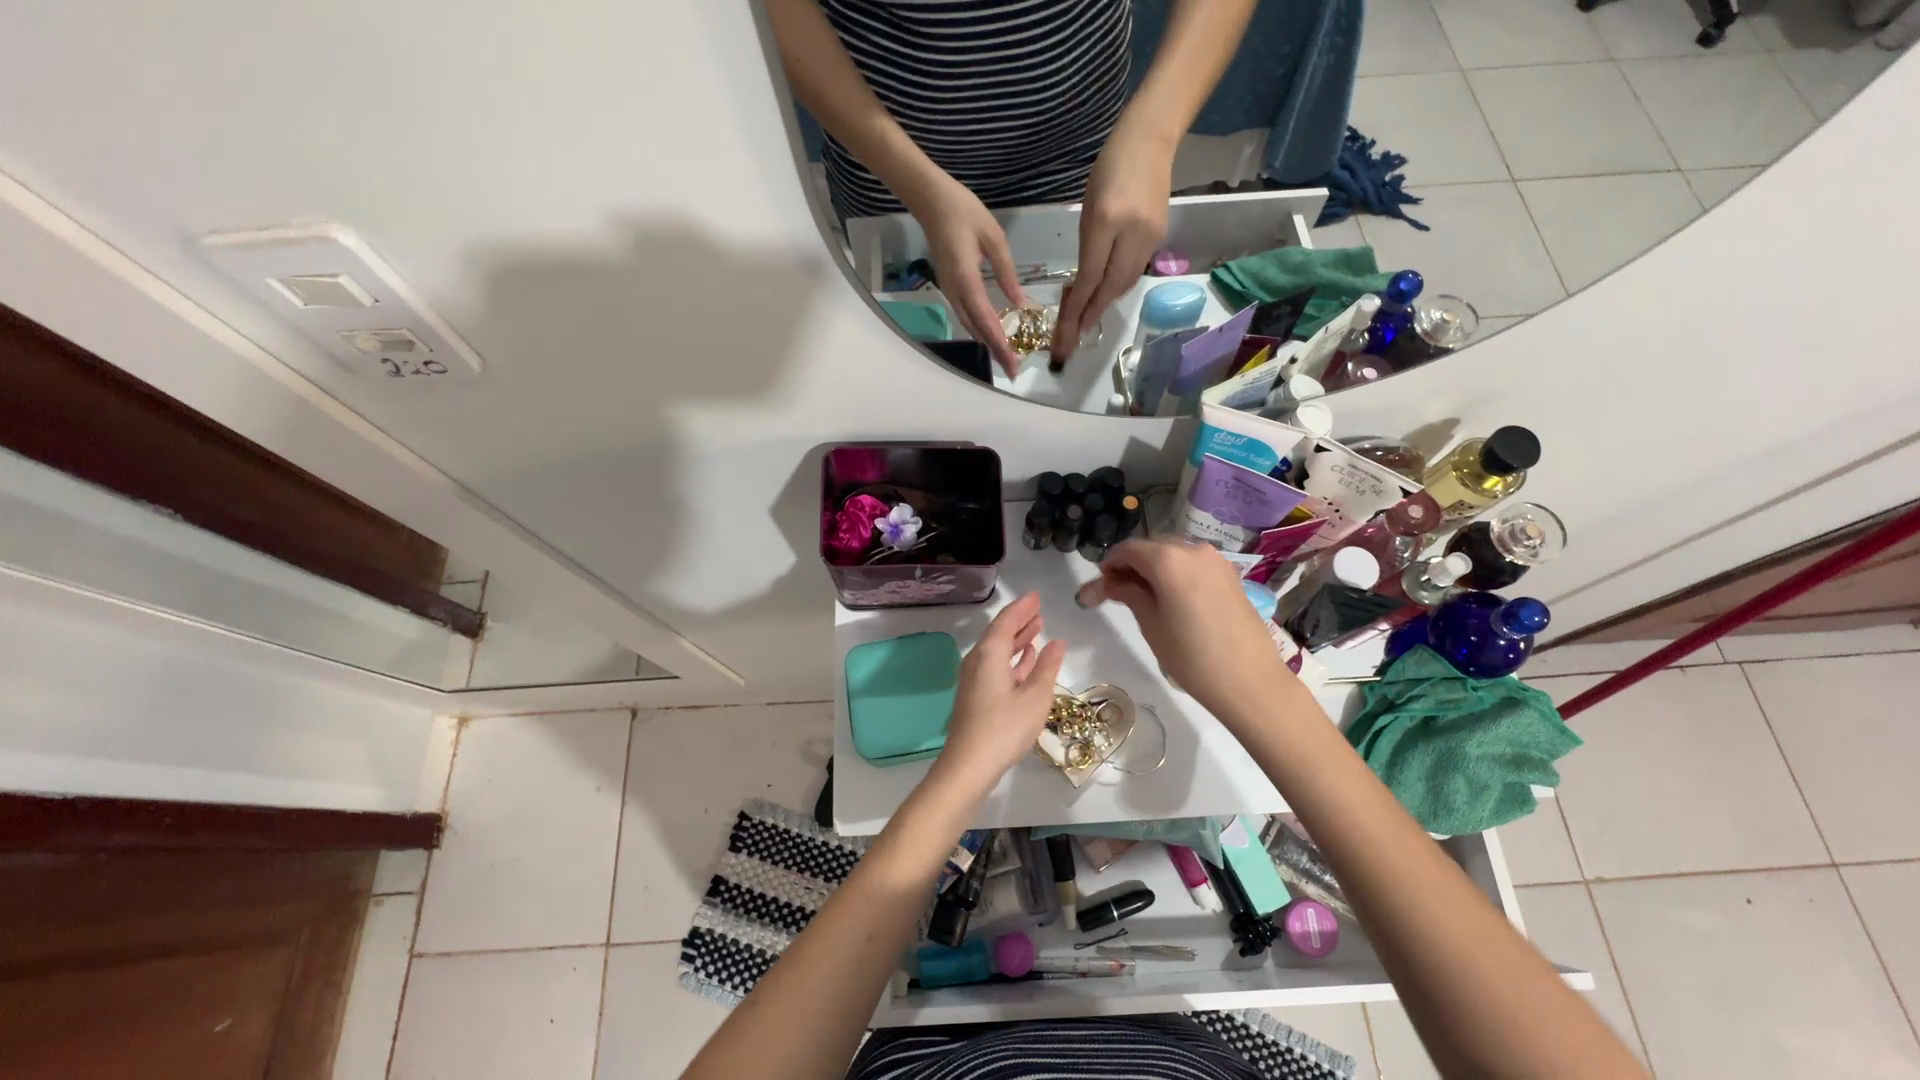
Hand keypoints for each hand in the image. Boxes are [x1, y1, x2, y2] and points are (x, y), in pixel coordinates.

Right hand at [897, 170, 1029, 376]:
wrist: (931, 201)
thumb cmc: (964, 212)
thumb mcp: (994, 238)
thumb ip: (1006, 272)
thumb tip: (1019, 303)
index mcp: (966, 278)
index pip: (985, 319)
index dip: (999, 343)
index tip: (1012, 362)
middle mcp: (955, 290)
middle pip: (976, 328)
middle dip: (994, 351)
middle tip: (1012, 370)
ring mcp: (949, 289)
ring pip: (969, 324)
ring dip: (987, 342)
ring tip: (1004, 358)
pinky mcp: (950, 286)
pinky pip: (966, 314)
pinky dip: (980, 329)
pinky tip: (992, 334)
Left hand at [934, 592, 1067, 792]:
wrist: (969, 764)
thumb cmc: (1005, 727)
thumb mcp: (1035, 696)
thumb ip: (1048, 666)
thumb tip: (1058, 642)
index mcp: (990, 654)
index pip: (1006, 621)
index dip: (1022, 608)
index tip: (1036, 597)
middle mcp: (978, 661)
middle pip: (999, 633)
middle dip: (1019, 621)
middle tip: (1038, 610)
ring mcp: (974, 679)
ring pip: (997, 651)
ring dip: (1017, 640)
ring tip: (1036, 630)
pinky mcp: (975, 696)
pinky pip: (995, 666)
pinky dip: (1011, 659)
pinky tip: (1025, 661)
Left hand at [1052, 125, 1174, 363]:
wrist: (1149, 142)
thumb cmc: (1108, 168)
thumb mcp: (1088, 207)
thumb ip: (1088, 245)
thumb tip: (1083, 283)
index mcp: (1106, 222)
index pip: (1089, 277)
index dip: (1076, 309)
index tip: (1065, 334)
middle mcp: (1131, 234)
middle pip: (1110, 288)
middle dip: (1089, 316)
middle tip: (1072, 340)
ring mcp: (1149, 237)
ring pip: (1124, 283)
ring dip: (1104, 303)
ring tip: (1084, 322)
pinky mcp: (1159, 236)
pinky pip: (1135, 270)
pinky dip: (1118, 286)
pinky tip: (1105, 293)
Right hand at [1094, 539, 1296, 718]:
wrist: (1250, 681)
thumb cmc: (1192, 657)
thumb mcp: (1151, 625)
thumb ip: (1129, 594)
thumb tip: (1109, 582)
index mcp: (1169, 559)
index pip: (1128, 549)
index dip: (1109, 565)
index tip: (1098, 587)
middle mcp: (1194, 549)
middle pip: (1151, 547)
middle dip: (1131, 565)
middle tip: (1115, 593)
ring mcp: (1216, 560)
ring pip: (1173, 554)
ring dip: (1153, 568)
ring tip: (1143, 598)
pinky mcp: (1230, 574)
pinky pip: (1193, 564)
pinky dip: (1175, 573)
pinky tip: (1171, 598)